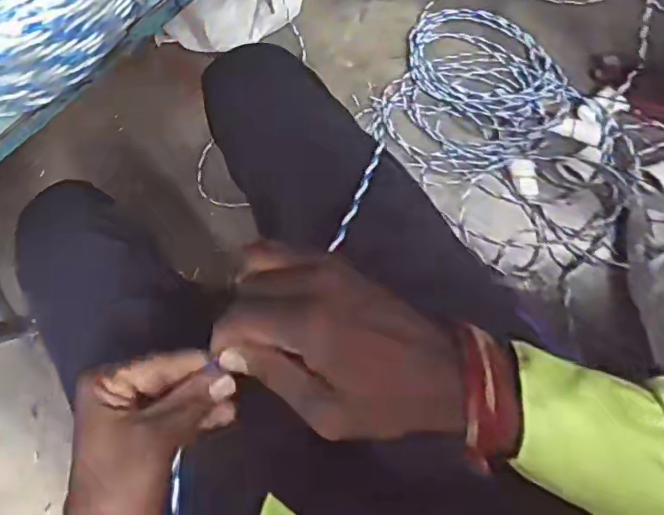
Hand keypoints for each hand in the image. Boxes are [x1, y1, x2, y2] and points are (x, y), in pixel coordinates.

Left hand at [66, 351, 237, 514]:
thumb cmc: (123, 481)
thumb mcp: (156, 438)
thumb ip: (189, 403)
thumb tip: (225, 376)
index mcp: (105, 382)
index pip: (156, 364)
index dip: (193, 362)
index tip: (228, 357)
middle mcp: (115, 393)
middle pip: (165, 381)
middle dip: (200, 383)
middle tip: (236, 378)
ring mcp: (128, 418)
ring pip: (172, 402)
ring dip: (202, 402)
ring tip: (233, 400)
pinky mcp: (142, 442)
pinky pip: (172, 422)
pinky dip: (195, 420)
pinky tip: (221, 415)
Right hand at [208, 242, 471, 441]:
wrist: (441, 368)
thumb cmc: (385, 400)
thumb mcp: (327, 413)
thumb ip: (274, 377)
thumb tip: (231, 352)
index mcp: (307, 323)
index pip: (238, 315)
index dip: (222, 337)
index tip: (224, 357)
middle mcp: (308, 281)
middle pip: (245, 286)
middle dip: (235, 315)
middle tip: (244, 345)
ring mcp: (320, 262)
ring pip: (256, 258)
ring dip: (247, 287)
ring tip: (258, 316)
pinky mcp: (330, 257)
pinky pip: (280, 248)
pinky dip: (265, 267)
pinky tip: (274, 294)